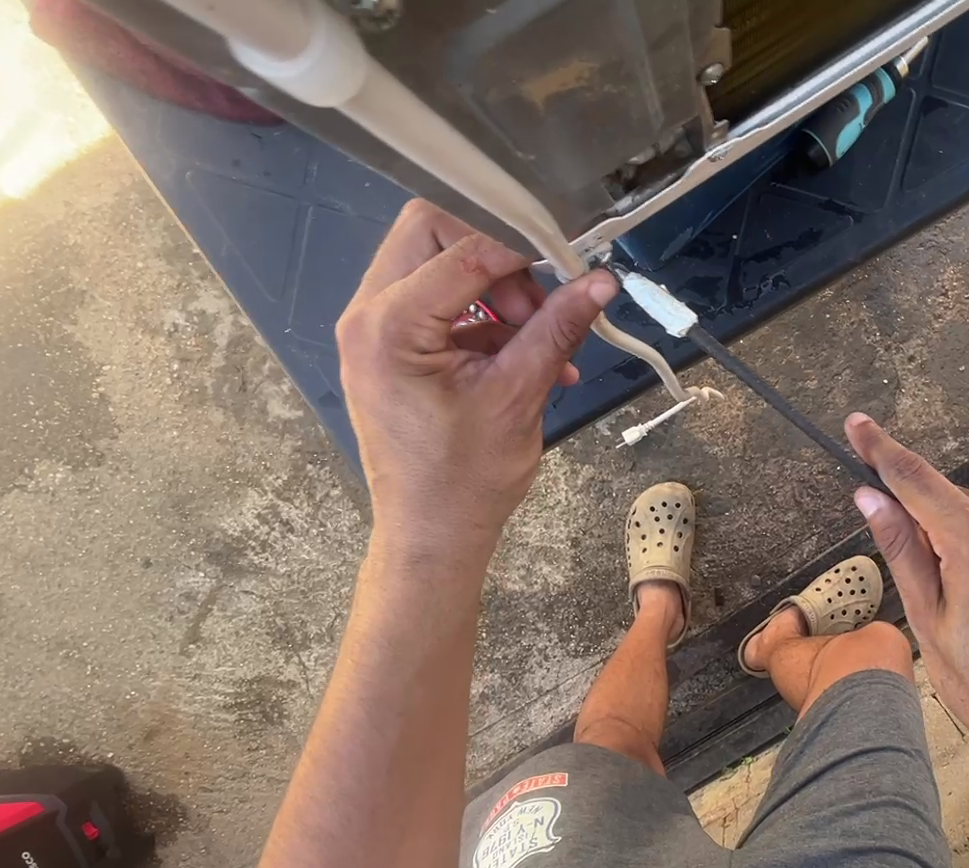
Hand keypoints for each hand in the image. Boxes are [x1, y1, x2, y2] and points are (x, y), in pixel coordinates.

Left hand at [335, 200, 617, 564]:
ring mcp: (374, 330)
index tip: (569, 268)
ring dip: (496, 293)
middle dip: (497, 260)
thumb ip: (557, 330)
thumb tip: (601, 282)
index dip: (521, 250)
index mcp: (389, 325)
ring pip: (436, 266)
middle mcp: (367, 314)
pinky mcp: (391, 348)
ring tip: (540, 341)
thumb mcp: (519, 396)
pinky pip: (440, 307)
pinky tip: (529, 359)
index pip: (459, 248)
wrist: (433, 531)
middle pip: (431, 234)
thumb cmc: (469, 476)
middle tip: (537, 307)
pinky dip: (486, 322)